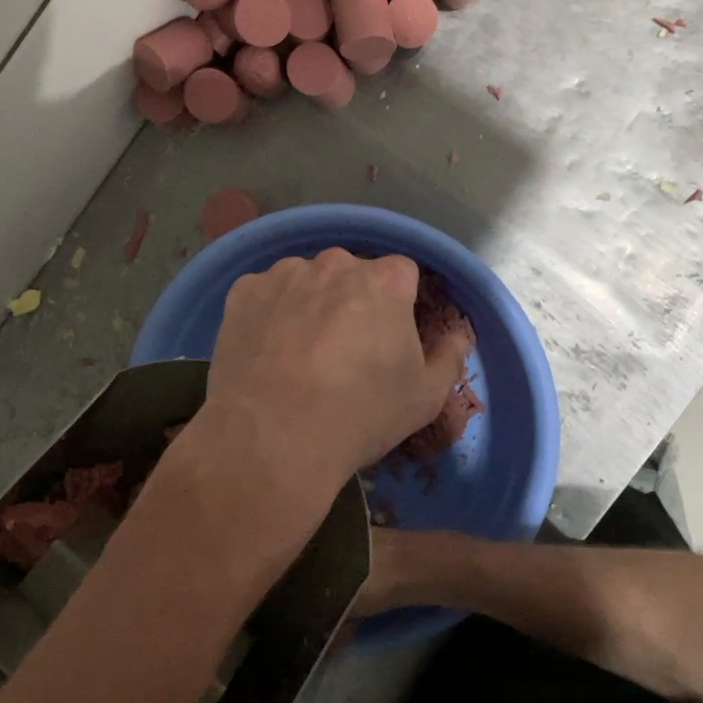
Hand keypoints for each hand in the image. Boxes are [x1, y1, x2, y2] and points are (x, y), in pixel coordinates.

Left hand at [196, 248, 472, 490]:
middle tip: (343, 351)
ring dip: (309, 304)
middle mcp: (335, 264)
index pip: (402, 274)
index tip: (388, 338)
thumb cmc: (360, 416)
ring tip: (299, 355)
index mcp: (385, 281)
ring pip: (306, 281)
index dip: (398, 305)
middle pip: (351, 274)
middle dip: (352, 301)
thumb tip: (458, 333)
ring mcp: (284, 274)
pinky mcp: (243, 292)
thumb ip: (449, 356)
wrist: (272, 438)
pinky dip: (269, 314)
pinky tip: (266, 353)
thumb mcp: (425, 397)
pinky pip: (265, 294)